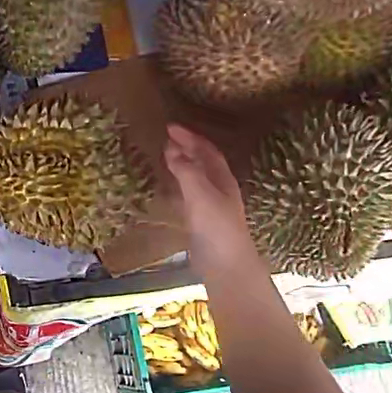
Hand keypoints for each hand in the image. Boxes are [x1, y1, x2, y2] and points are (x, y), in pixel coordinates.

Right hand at [164, 123, 260, 279]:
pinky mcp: (202, 221)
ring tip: (166, 156)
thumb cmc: (216, 227)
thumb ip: (187, 171)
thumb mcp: (200, 194)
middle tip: (166, 138)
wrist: (226, 265)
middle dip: (187, 147)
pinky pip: (189, 193)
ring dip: (183, 164)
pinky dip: (179, 183)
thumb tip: (173, 150)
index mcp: (223, 179)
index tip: (170, 127)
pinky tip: (170, 187)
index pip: (206, 150)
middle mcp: (219, 189)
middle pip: (203, 162)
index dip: (190, 137)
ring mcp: (211, 205)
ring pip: (196, 177)